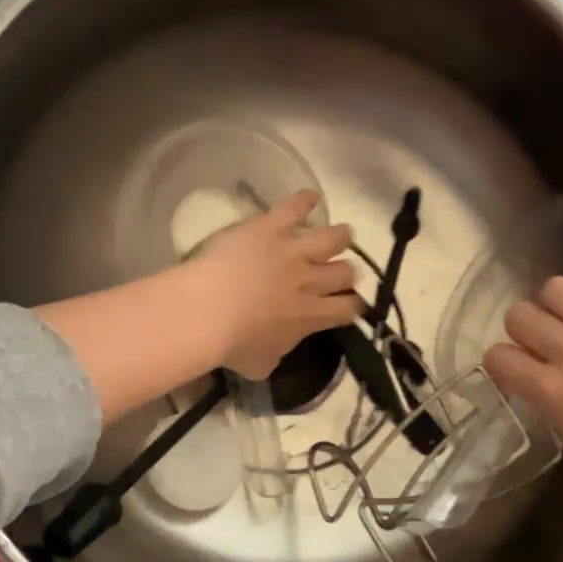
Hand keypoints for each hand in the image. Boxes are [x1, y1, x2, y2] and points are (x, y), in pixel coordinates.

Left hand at [180, 190, 362, 378]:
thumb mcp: (260, 365)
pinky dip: (305, 200)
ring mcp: (292, 252)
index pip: (348, 309)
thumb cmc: (232, 345)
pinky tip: (311, 196)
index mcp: (310, 317)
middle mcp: (310, 282)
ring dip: (340, 237)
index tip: (352, 305)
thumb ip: (276, 355)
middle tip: (344, 271)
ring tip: (343, 235)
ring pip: (332, 239)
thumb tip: (277, 352)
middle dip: (348, 272)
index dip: (354, 306)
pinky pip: (294, 208)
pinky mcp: (270, 228)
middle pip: (345, 272)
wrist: (208, 311)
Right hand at [482, 230, 562, 493]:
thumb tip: (534, 377)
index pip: (498, 357)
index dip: (504, 361)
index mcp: (554, 391)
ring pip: (555, 287)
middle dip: (526, 329)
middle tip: (546, 341)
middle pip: (520, 315)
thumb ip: (549, 402)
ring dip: (559, 302)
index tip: (518, 367)